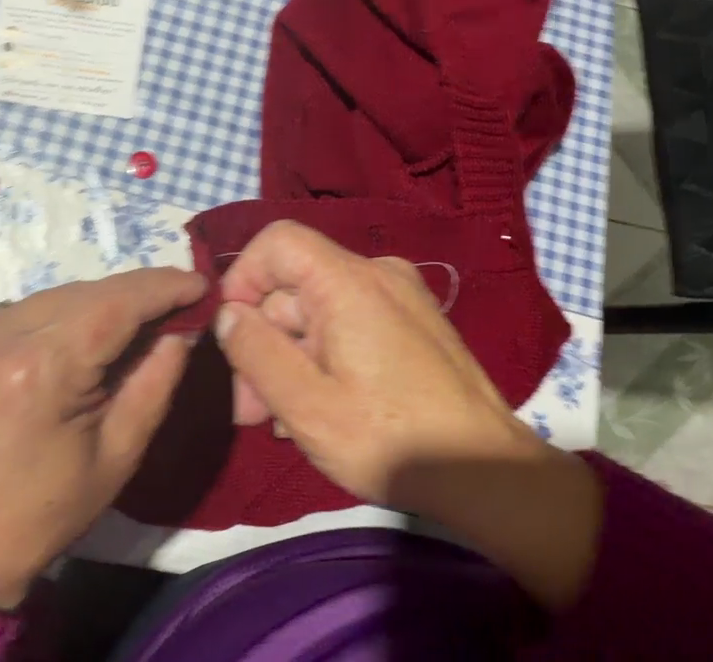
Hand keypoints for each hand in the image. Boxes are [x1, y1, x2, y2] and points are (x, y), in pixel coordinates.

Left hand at [0, 268, 204, 609]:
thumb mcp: (118, 456)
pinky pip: (7, 317)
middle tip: (165, 312)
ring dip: (84, 309)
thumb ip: (156, 381)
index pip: (114, 302)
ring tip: (111, 336)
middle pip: (78, 294)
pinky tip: (55, 352)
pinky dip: (42, 325)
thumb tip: (181, 329)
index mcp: (38, 370)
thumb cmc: (38, 517)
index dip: (161, 286)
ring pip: (43, 300)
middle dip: (127, 297)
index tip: (197, 283)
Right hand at [212, 221, 602, 608]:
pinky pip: (351, 324)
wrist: (485, 471)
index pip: (278, 242)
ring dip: (292, 359)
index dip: (243, 279)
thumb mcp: (305, 404)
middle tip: (250, 409)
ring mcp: (402, 298)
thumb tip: (227, 313)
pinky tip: (322, 410)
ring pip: (320, 311)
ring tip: (284, 422)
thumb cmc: (388, 438)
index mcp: (349, 281)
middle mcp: (378, 274)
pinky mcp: (416, 325)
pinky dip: (326, 358)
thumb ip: (255, 351)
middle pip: (296, 286)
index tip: (232, 337)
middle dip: (264, 342)